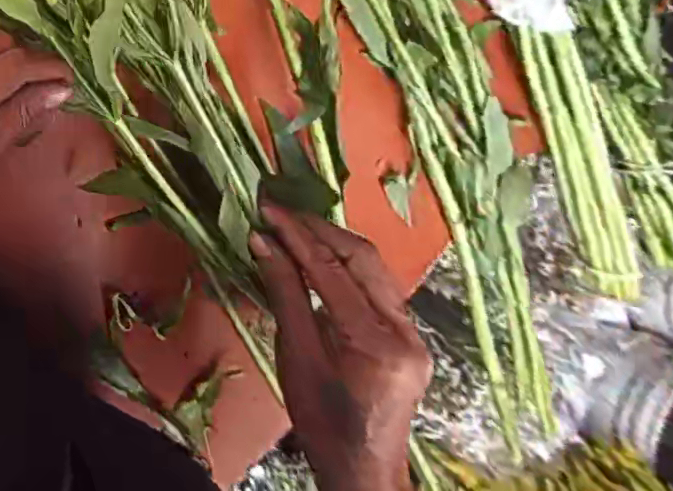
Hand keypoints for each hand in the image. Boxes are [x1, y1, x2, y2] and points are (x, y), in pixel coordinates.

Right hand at [252, 201, 429, 490]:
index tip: (264, 208)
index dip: (295, 234)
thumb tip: (260, 240)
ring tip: (292, 225)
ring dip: (331, 240)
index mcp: (377, 341)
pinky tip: (315, 255)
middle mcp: (405, 331)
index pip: (331, 269)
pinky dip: (342, 262)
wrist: (363, 469)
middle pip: (362, 258)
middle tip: (278, 210)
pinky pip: (374, 283)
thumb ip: (283, 291)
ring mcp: (412, 333)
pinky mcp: (407, 336)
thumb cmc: (322, 418)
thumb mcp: (295, 354)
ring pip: (372, 266)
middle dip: (317, 228)